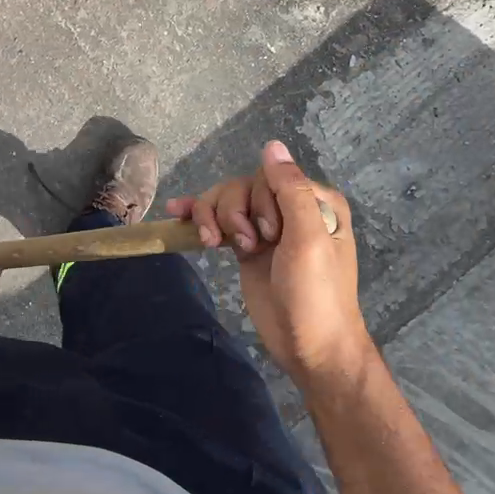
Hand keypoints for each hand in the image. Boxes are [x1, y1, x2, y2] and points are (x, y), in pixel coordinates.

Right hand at [166, 140, 372, 387]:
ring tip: (213, 243)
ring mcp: (266, 228)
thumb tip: (271, 144)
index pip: (269, 176)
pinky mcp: (247, 246)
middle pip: (242, 186)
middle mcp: (290, 209)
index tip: (270, 234)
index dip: (259, 201)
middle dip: (233, 211)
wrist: (310, 349)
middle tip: (249, 245)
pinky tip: (177, 215)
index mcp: (315, 203)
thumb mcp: (308, 240)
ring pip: (225, 201)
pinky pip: (217, 220)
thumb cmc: (317, 295)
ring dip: (212, 217)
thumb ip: (290, 190)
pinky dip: (197, 217)